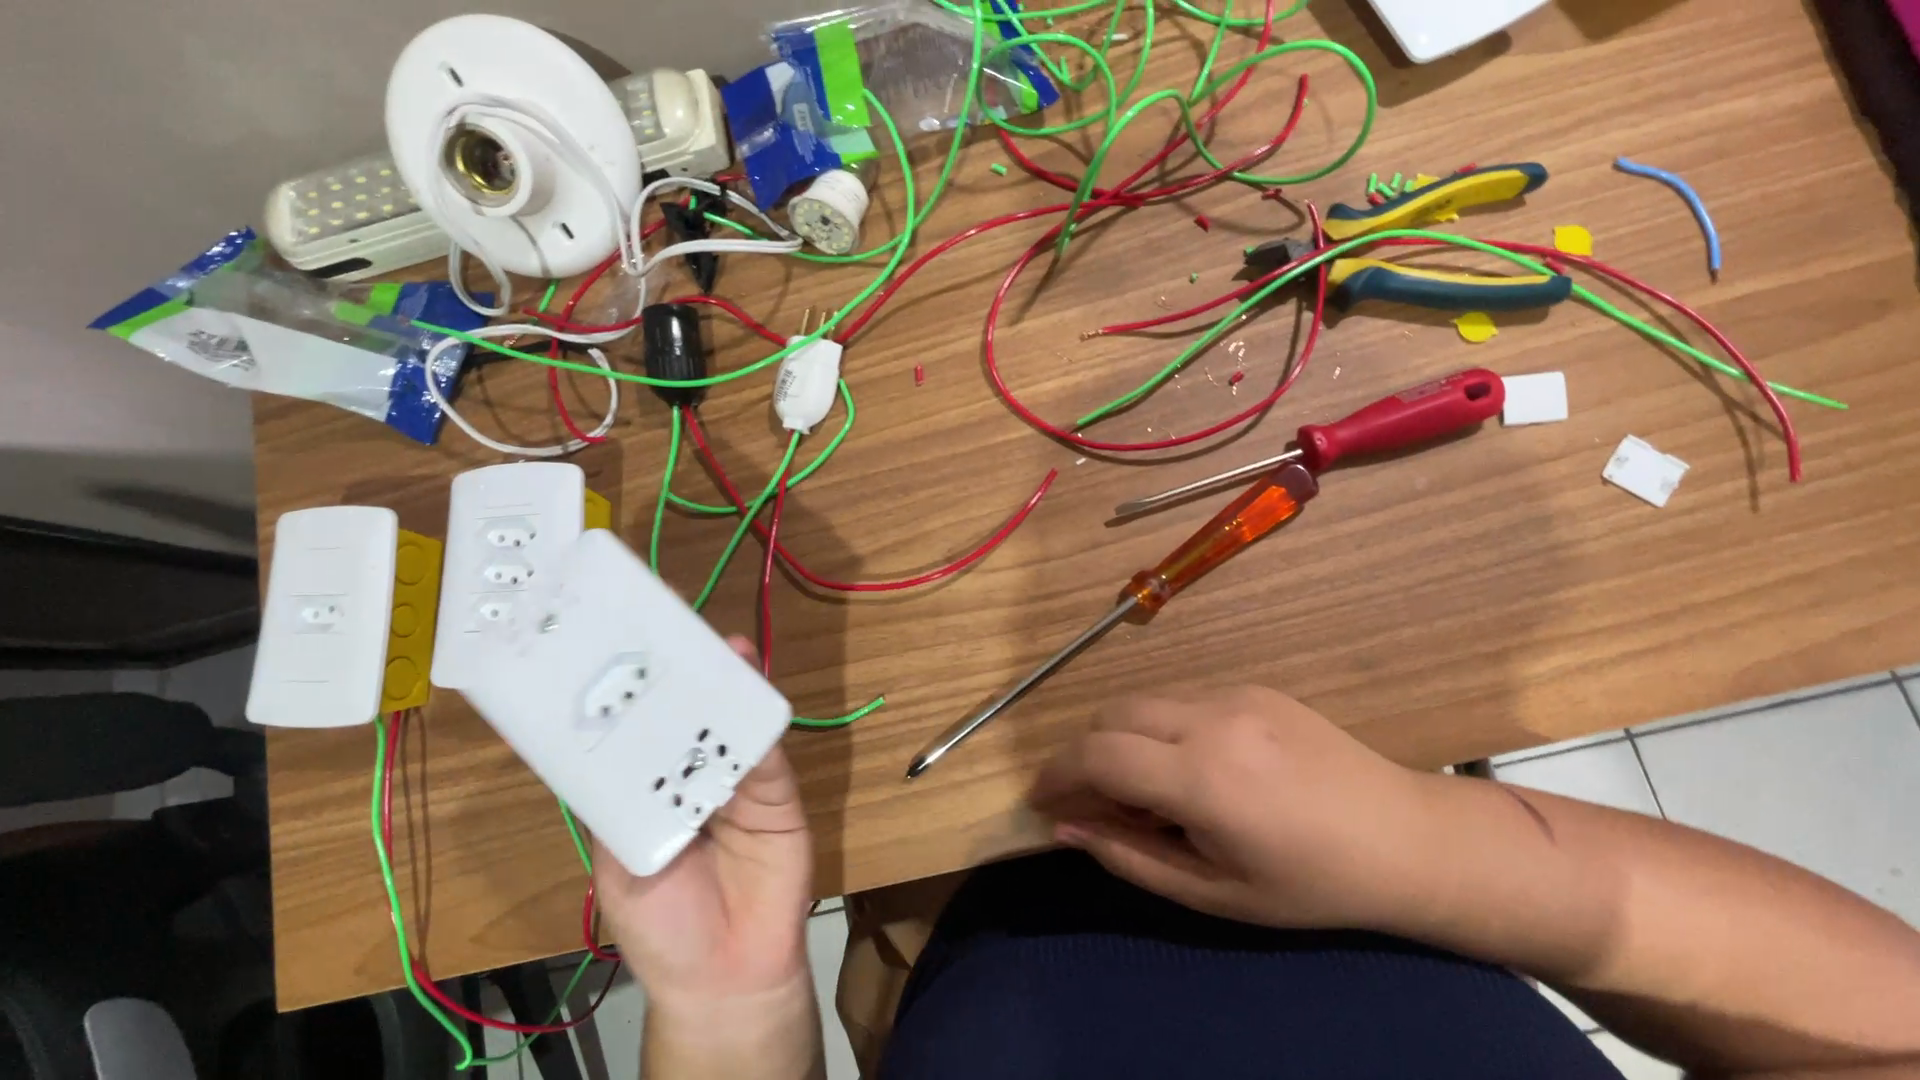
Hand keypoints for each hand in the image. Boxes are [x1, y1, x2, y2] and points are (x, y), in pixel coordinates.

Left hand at [592, 636, 813, 1007]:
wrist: (727, 977)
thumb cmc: (660, 926)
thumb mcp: (618, 860)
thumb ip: (614, 802)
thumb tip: (586, 736)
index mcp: (649, 789)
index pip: (640, 728)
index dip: (631, 687)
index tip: (616, 641)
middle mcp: (693, 774)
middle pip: (689, 712)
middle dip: (682, 669)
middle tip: (672, 620)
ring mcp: (739, 781)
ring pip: (730, 722)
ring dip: (726, 681)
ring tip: (718, 643)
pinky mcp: (778, 793)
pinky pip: (767, 752)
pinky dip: (758, 720)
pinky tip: (750, 686)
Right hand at [1032, 685, 1432, 932]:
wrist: (1404, 837)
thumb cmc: (1309, 883)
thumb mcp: (1213, 892)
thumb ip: (1130, 856)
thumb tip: (1065, 827)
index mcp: (1201, 777)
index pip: (1095, 755)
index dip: (1055, 774)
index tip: (1041, 799)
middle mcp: (1210, 719)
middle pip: (1109, 716)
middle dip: (1086, 754)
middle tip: (1099, 802)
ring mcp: (1234, 695)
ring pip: (1143, 701)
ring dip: (1123, 737)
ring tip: (1151, 788)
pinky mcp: (1254, 686)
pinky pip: (1182, 699)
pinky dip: (1163, 727)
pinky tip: (1198, 767)